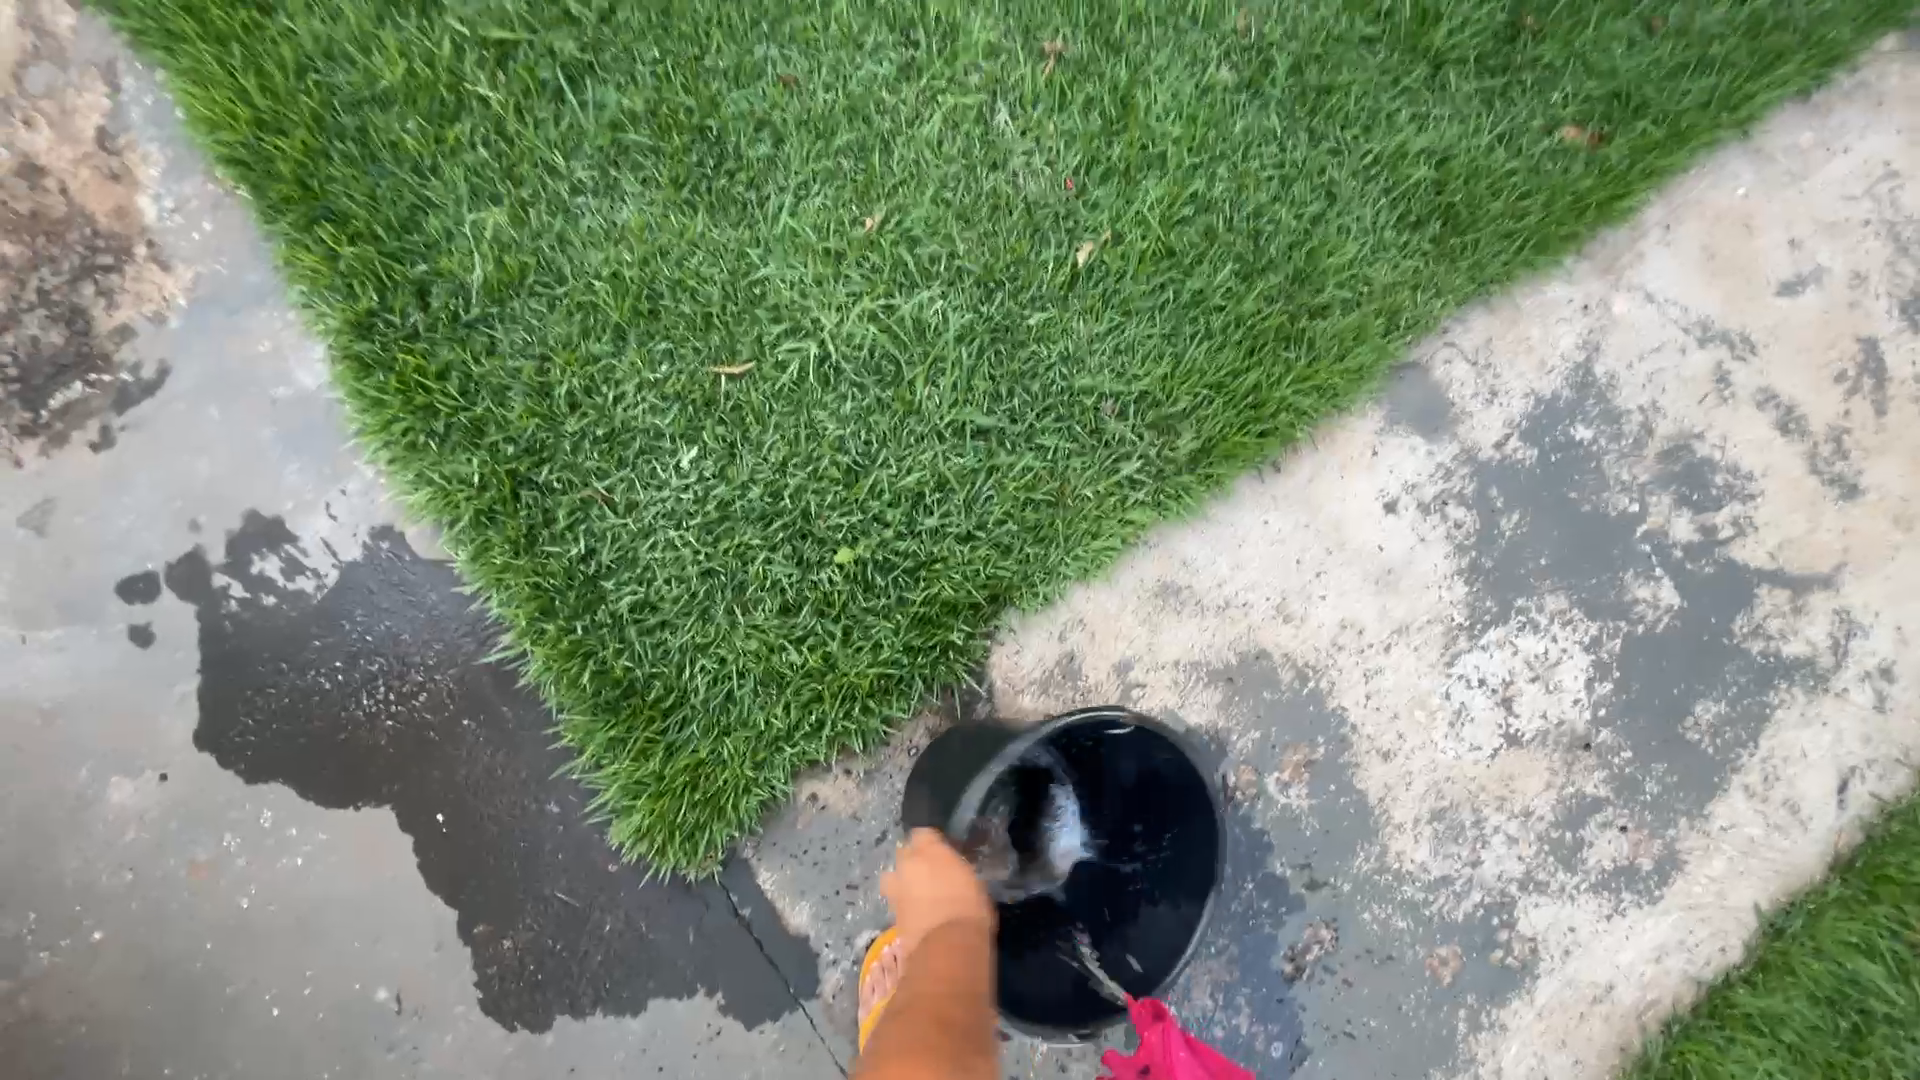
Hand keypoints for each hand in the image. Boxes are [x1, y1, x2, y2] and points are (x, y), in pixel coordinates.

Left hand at [881, 828, 993, 950]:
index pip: (922, 834)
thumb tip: (951, 872)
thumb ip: (955, 869)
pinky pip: (895, 901)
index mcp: (930, 850)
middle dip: (912, 860)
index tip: (940, 852)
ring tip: (915, 893)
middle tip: (928, 872)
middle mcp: (908, 864)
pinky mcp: (891, 913)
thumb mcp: (972, 881)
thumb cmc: (969, 908)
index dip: (930, 843)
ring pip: (892, 877)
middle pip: (903, 853)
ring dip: (901, 881)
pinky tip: (915, 913)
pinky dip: (903, 904)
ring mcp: (896, 889)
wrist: (948, 947)